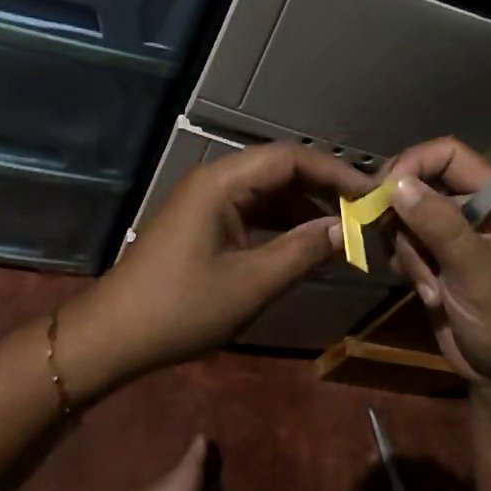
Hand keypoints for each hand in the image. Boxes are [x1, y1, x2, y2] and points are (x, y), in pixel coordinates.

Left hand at [59, 143, 373, 397]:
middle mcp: (215, 179)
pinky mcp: (205, 220)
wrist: (117, 332)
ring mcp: (208, 199)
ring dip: (304, 206)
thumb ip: (300, 252)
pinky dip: (281, 222)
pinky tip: (306, 242)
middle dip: (323, 187)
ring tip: (344, 230)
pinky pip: (252, 209)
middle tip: (365, 212)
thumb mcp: (249, 284)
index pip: (289, 158)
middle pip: (279, 168)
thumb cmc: (181, 308)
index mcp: (222, 182)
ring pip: (267, 189)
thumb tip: (344, 229)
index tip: (373, 194)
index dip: (334, 172)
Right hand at [382, 138, 490, 397]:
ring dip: (408, 250)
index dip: (416, 163)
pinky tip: (428, 294)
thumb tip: (397, 182)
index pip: (450, 156)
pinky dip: (405, 265)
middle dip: (405, 216)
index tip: (386, 189)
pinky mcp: (435, 258)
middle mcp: (477, 210)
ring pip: (405, 214)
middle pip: (420, 182)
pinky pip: (402, 241)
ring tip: (430, 286)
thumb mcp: (479, 274)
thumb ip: (440, 226)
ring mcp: (454, 235)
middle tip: (397, 243)